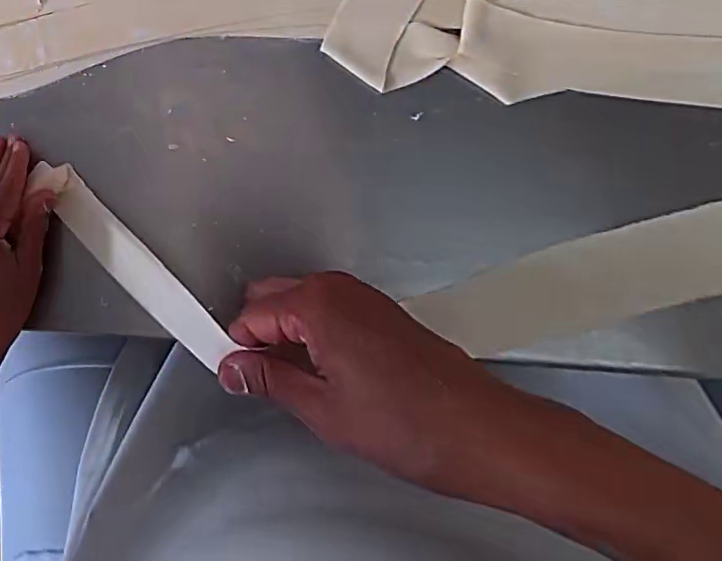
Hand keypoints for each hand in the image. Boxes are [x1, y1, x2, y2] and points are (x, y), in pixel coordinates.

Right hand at [217, 272, 569, 503]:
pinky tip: (327, 375)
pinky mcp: (375, 307)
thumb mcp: (324, 412)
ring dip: (285, 335)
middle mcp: (336, 288)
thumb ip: (269, 382)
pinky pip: (325, 307)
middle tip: (260, 381)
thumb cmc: (422, 425)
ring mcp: (359, 295)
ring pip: (296, 302)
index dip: (235, 348)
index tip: (233, 372)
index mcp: (316, 305)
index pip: (249, 315)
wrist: (488, 434)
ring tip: (300, 385)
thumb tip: (238, 370)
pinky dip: (312, 333)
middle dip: (257, 335)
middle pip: (268, 297)